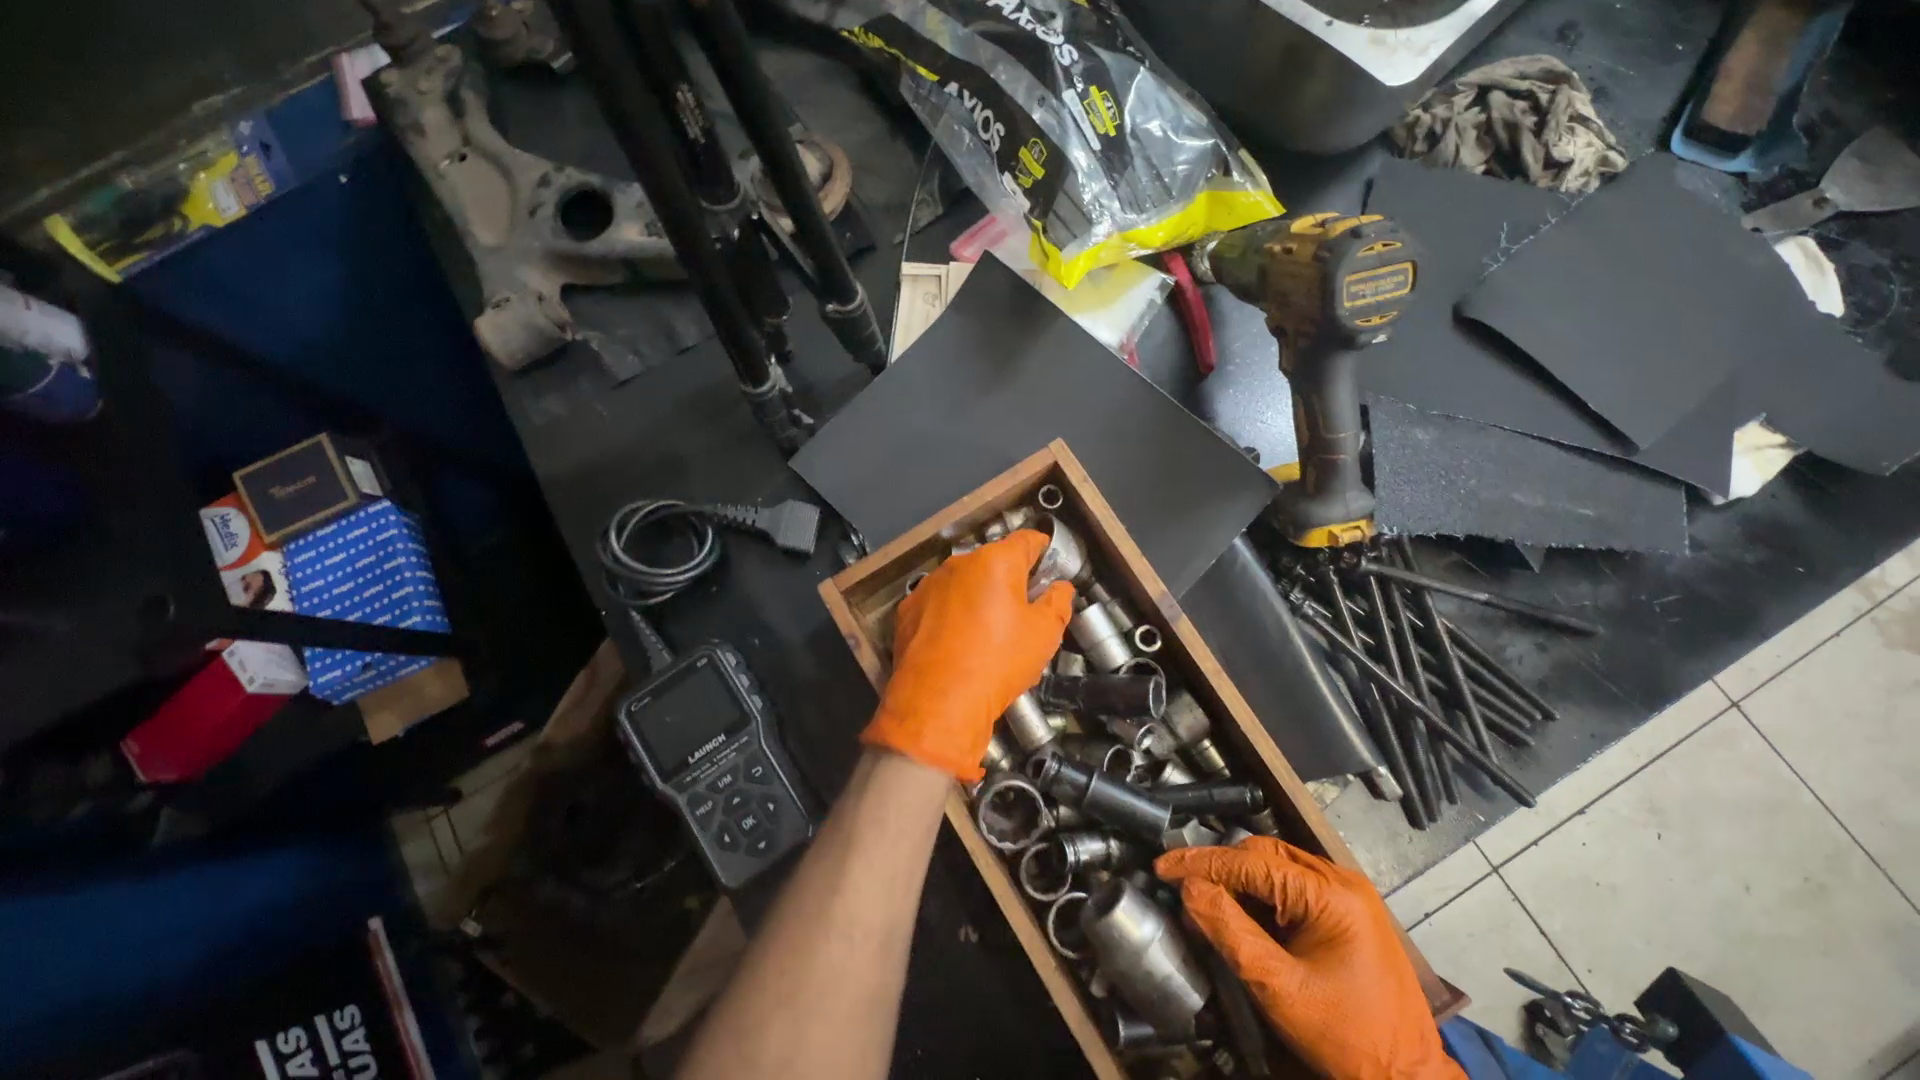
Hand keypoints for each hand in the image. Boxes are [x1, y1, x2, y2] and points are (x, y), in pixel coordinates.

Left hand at [862, 530, 1072, 781]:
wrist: (937, 703)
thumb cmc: (997, 662)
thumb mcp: (1044, 634)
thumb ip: (1057, 602)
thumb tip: (1060, 588)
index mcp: (995, 561)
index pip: (1027, 540)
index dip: (1043, 550)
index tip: (1049, 563)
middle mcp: (958, 565)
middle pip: (992, 563)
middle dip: (1009, 581)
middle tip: (1024, 611)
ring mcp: (928, 587)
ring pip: (962, 585)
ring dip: (977, 599)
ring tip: (989, 634)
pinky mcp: (907, 612)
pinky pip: (938, 607)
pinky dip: (950, 618)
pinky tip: (958, 645)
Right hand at [1157, 837, 1462, 1079]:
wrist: (1406, 1077)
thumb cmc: (1343, 1034)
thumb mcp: (1277, 987)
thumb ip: (1230, 932)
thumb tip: (1190, 890)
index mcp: (1330, 894)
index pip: (1251, 862)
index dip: (1201, 862)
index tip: (1162, 867)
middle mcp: (1343, 882)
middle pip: (1266, 854)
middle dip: (1219, 865)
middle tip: (1180, 884)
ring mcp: (1350, 896)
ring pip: (1280, 866)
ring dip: (1240, 878)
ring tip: (1204, 898)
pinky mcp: (1350, 914)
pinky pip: (1296, 887)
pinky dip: (1263, 894)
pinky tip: (1241, 913)